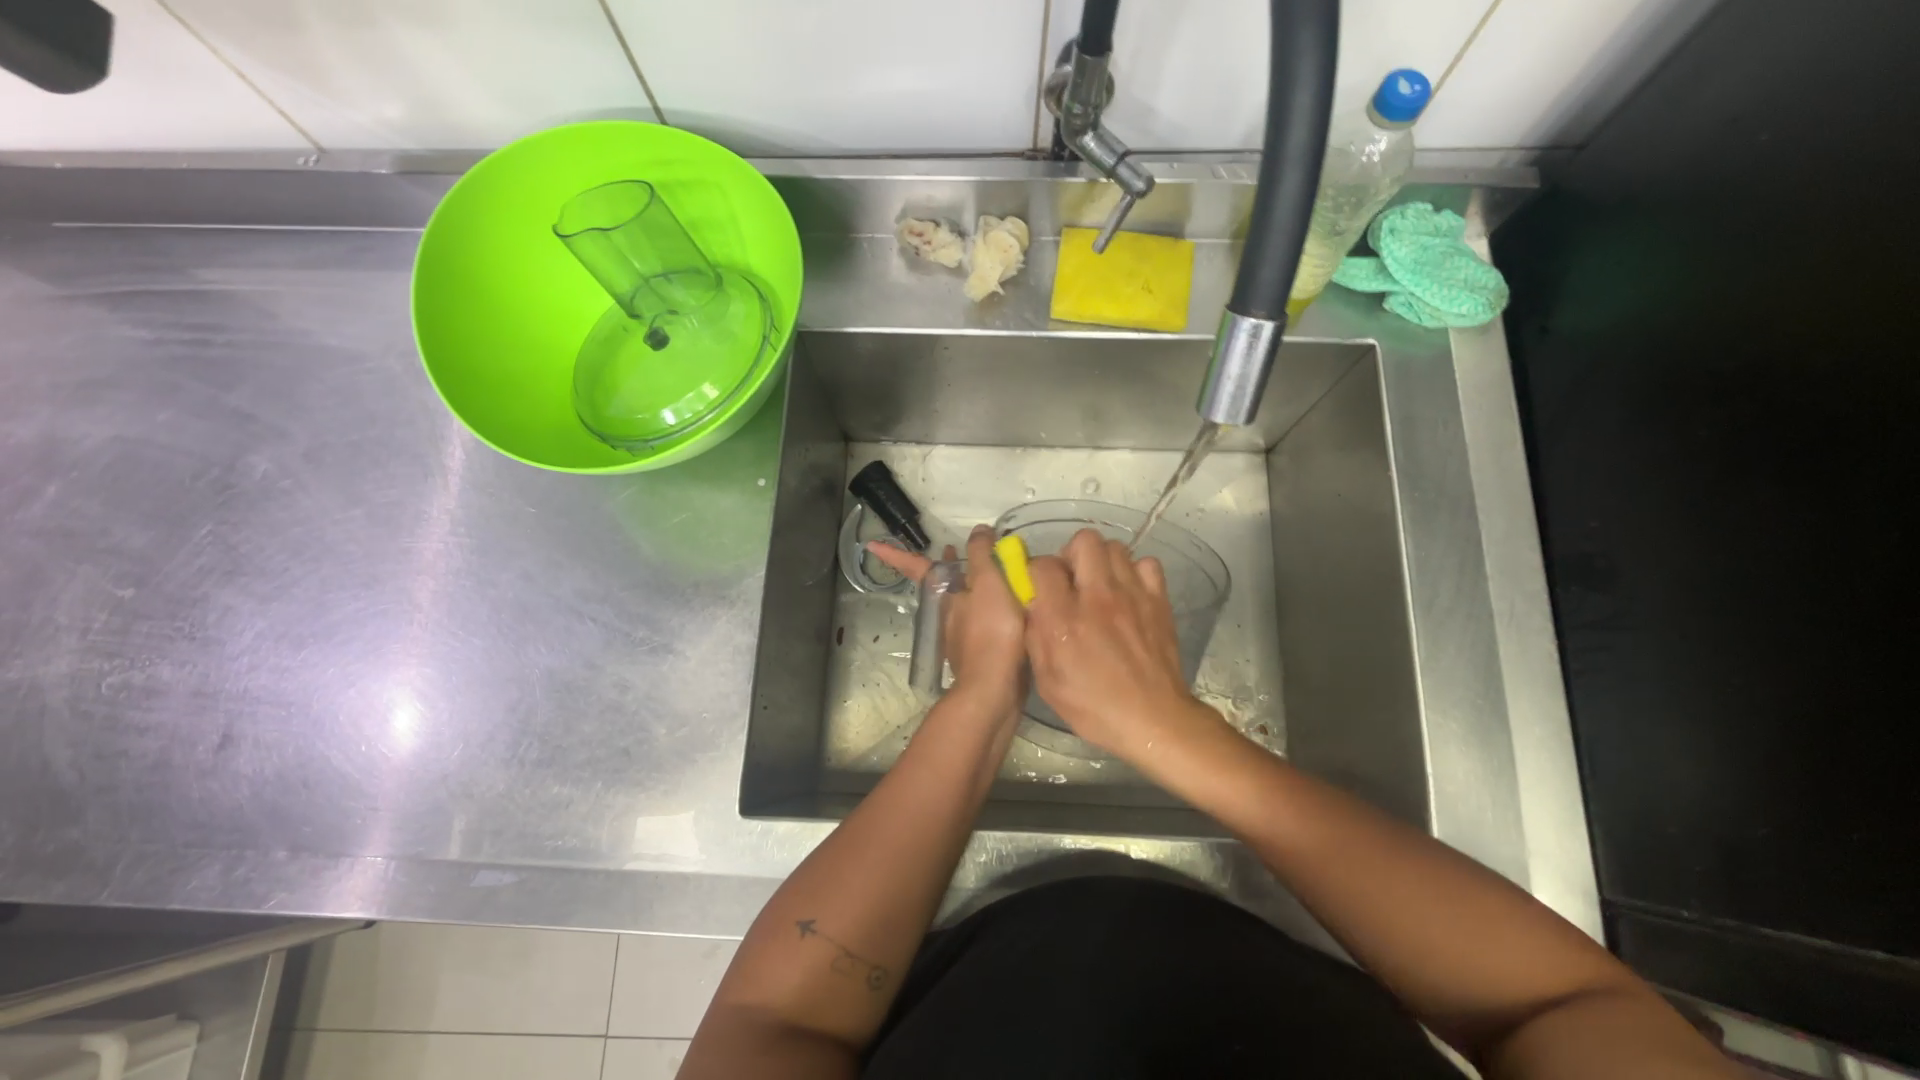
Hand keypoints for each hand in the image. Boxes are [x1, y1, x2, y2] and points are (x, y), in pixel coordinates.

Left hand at [867, 525, 1027, 713]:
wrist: (993, 687)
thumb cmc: (990, 632)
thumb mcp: (989, 585)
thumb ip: (982, 556)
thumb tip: (976, 530)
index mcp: (941, 593)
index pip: (915, 566)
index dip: (894, 553)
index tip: (870, 545)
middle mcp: (944, 613)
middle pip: (940, 584)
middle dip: (945, 566)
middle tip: (951, 549)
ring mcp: (958, 634)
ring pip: (960, 601)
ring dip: (968, 583)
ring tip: (985, 570)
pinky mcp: (977, 650)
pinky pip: (978, 619)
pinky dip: (985, 604)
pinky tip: (1003, 605)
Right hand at [1025, 529, 1227, 763]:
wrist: (1152, 719)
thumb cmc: (1093, 706)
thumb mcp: (1047, 680)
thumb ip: (1035, 636)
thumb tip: (1032, 606)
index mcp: (1063, 618)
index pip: (1043, 565)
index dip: (1037, 573)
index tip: (1040, 589)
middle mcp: (1097, 597)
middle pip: (1083, 541)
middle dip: (1071, 555)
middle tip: (1071, 581)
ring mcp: (1132, 595)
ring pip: (1115, 547)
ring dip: (1102, 561)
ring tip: (1099, 586)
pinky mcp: (1158, 600)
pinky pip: (1146, 563)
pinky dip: (1135, 572)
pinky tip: (1128, 594)